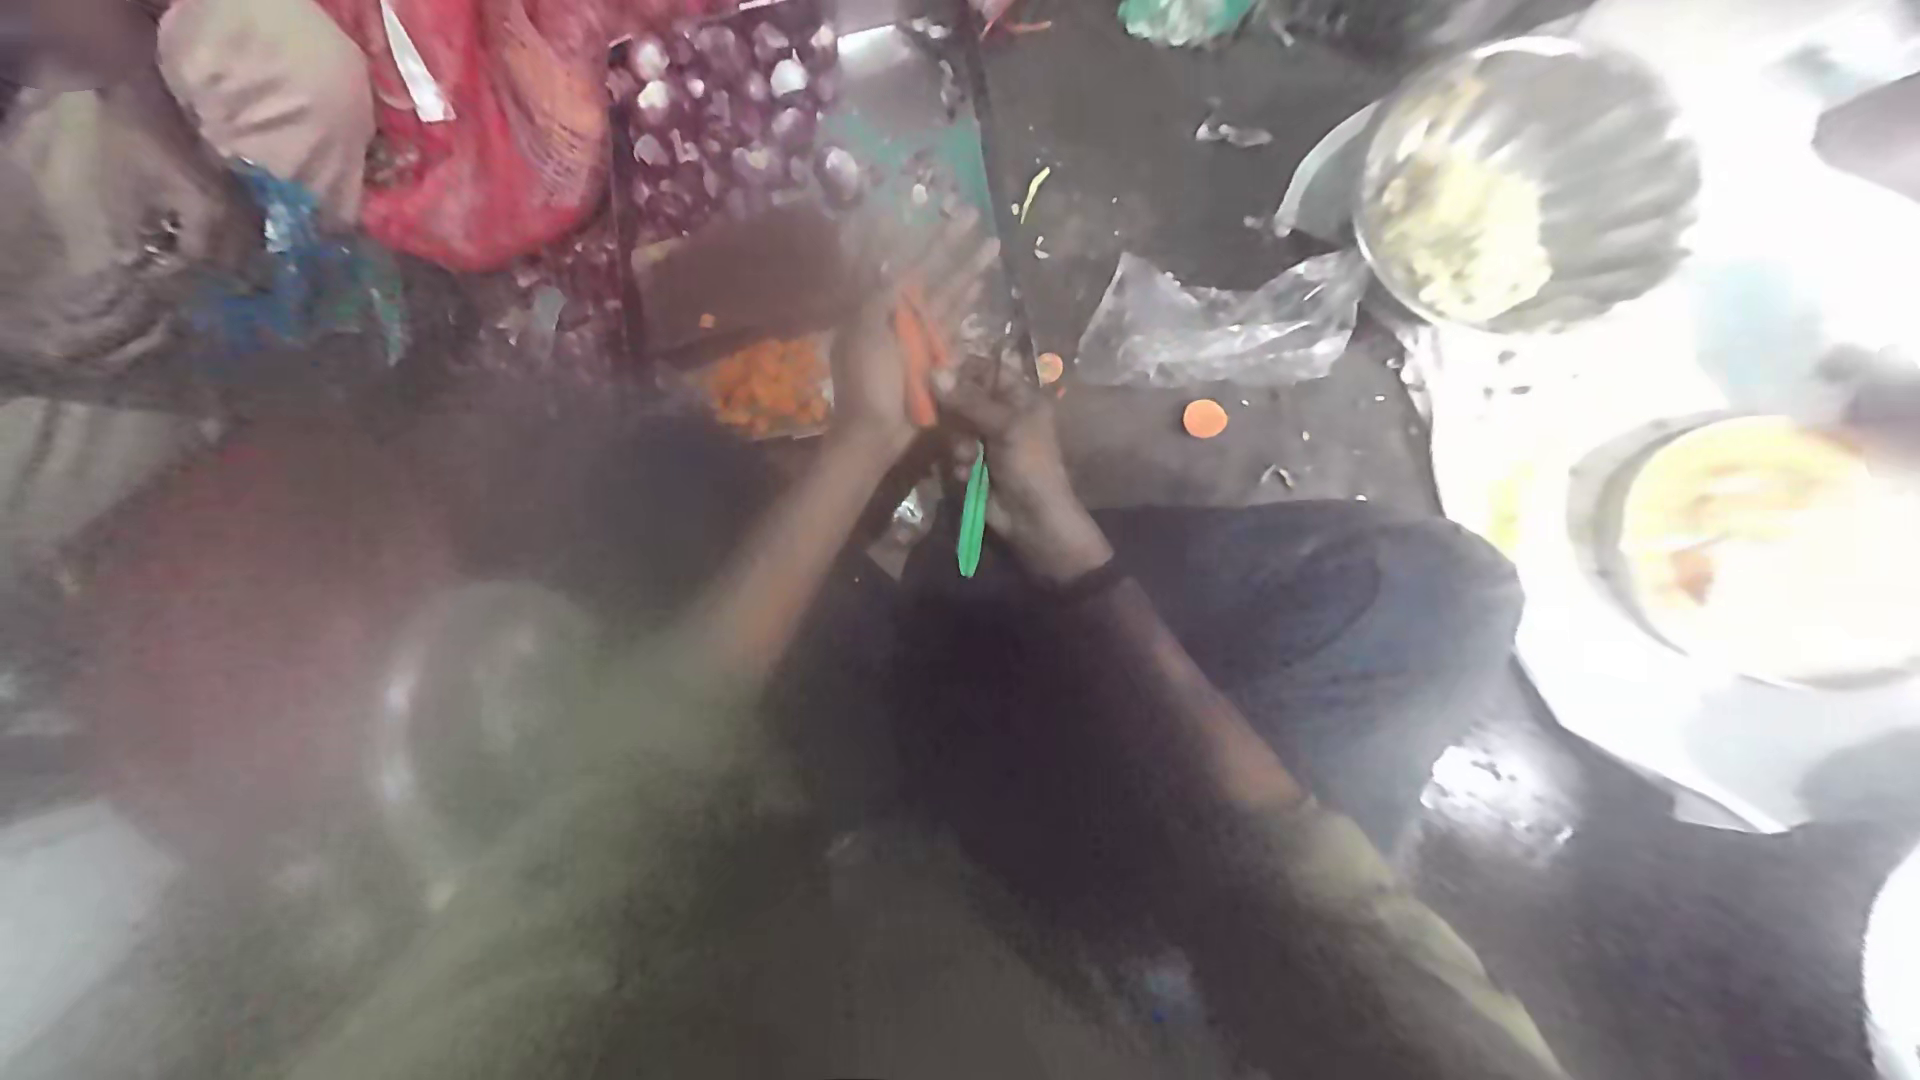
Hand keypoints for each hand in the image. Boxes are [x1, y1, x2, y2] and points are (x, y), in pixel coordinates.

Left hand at [828, 206, 1000, 459]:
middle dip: (952, 245)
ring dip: (968, 270)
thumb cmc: (867, 382)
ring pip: (947, 295)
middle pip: (929, 273)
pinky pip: (953, 325)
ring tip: (992, 245)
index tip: (940, 209)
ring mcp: (919, 336)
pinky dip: (966, 305)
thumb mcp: (867, 333)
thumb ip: (883, 296)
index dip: (924, 237)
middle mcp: (899, 315)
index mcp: (876, 306)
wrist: (877, 431)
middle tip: (975, 214)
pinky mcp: (935, 356)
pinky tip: (980, 285)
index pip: (904, 262)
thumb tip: (899, 262)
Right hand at [936, 354, 1113, 584]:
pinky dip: (958, 464)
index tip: (934, 371)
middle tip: (949, 422)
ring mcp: (986, 440)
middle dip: (955, 413)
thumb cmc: (1030, 465)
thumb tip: (934, 372)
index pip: (985, 368)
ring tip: (969, 460)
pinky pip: (953, 454)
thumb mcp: (1005, 426)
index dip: (961, 368)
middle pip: (964, 398)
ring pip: (954, 428)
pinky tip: (967, 476)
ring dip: (958, 444)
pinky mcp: (973, 465)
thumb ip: (969, 400)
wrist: (1033, 519)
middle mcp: (1001, 413)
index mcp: (1019, 396)